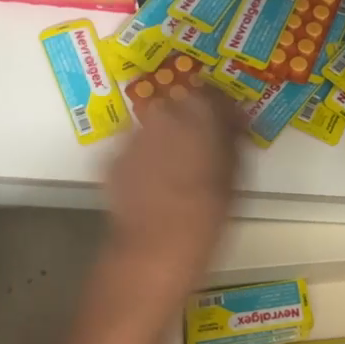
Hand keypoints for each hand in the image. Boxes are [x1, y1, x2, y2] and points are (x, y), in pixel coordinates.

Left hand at [101, 87, 242, 301]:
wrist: (154, 251)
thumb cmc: (206, 216)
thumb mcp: (235, 178)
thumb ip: (234, 142)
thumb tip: (235, 123)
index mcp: (198, 114)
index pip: (211, 93)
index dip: (221, 107)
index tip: (228, 122)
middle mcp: (162, 115)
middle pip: (179, 107)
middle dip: (190, 122)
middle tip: (202, 151)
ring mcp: (131, 137)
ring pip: (153, 129)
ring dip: (164, 141)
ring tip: (175, 174)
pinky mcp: (109, 159)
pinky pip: (132, 152)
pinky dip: (142, 161)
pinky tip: (152, 187)